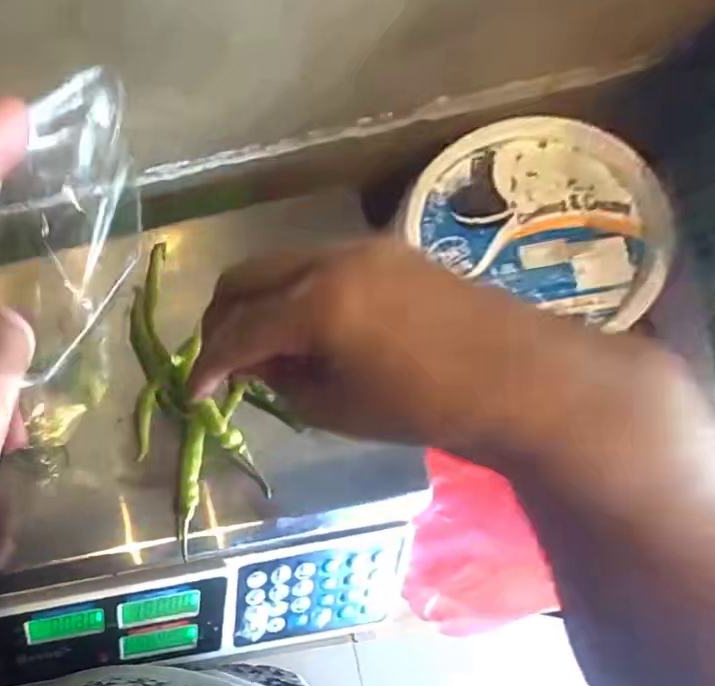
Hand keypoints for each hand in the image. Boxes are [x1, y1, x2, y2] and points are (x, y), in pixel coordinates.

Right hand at [184, 237, 696, 470]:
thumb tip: (252, 364)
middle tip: (219, 364)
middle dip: (219, 323)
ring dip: (253, 306)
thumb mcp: (330, 407)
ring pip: (276, 266)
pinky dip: (288, 296)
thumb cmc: (422, 407)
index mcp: (316, 306)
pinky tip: (300, 332)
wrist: (522, 379)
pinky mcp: (385, 252)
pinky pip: (312, 266)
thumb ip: (277, 379)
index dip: (206, 367)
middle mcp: (331, 261)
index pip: (236, 332)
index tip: (192, 395)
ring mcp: (361, 249)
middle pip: (244, 278)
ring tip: (260, 352)